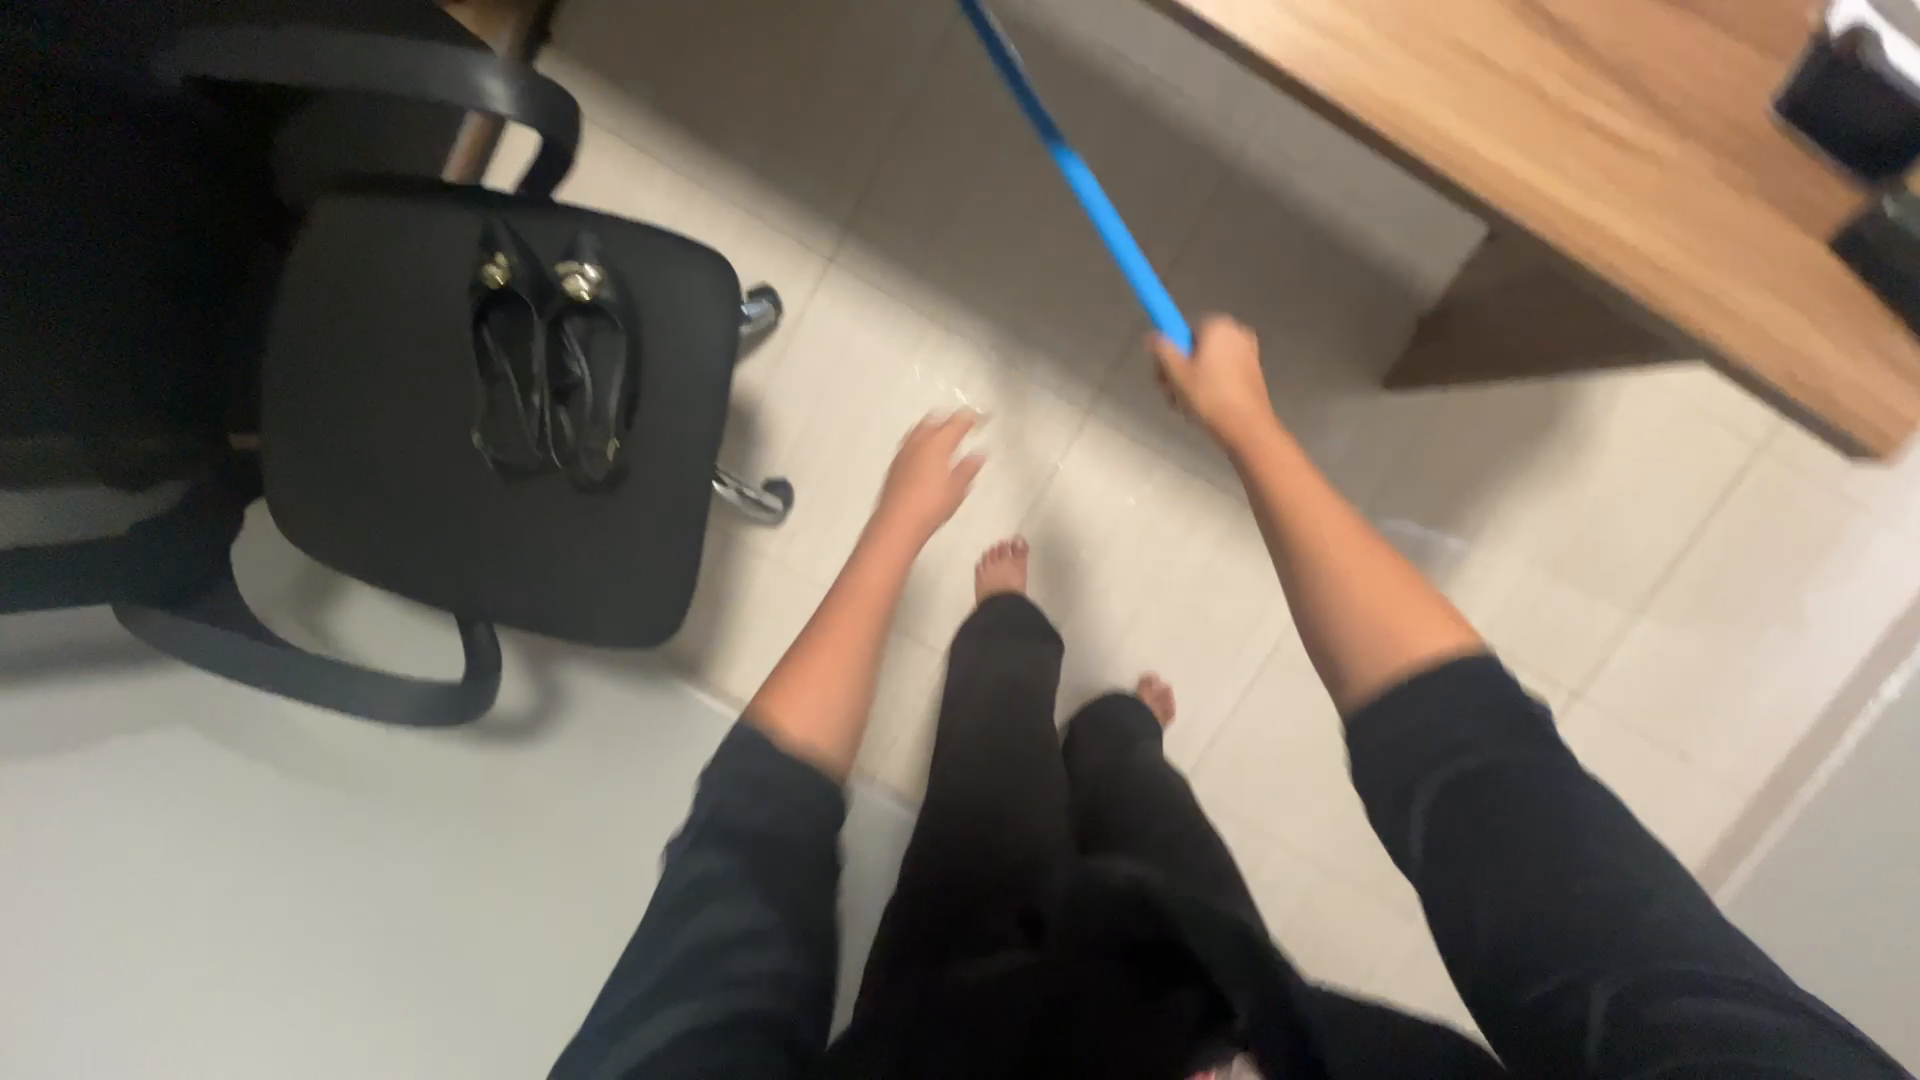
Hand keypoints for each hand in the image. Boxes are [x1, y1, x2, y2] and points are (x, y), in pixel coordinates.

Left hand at [871, 409, 986, 544]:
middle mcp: (919, 442)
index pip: (958, 422)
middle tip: (962, 425)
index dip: (972, 416)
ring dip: (933, 427)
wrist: (896, 523)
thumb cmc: (932, 506)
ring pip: (919, 428)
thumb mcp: (958, 489)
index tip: (983, 417)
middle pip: (935, 419)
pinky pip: (910, 441)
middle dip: (949, 418)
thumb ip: (969, 468)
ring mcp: (904, 451)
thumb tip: (980, 453)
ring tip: (944, 436)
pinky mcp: (894, 464)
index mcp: (938, 444)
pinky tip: (926, 453)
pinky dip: (921, 440)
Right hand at [1153, 315, 1279, 450]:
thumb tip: (1152, 336)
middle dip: (1179, 368)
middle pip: (1195, 346)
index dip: (1170, 350)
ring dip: (1191, 381)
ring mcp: (1247, 352)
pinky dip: (1210, 385)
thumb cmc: (1208, 396)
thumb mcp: (1176, 372)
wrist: (1246, 426)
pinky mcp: (1252, 372)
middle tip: (1170, 392)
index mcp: (1218, 325)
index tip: (1163, 372)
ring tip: (1184, 405)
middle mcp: (1236, 332)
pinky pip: (1222, 372)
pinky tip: (1203, 406)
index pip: (1184, 329)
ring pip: (1207, 362)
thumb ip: (1161, 349)